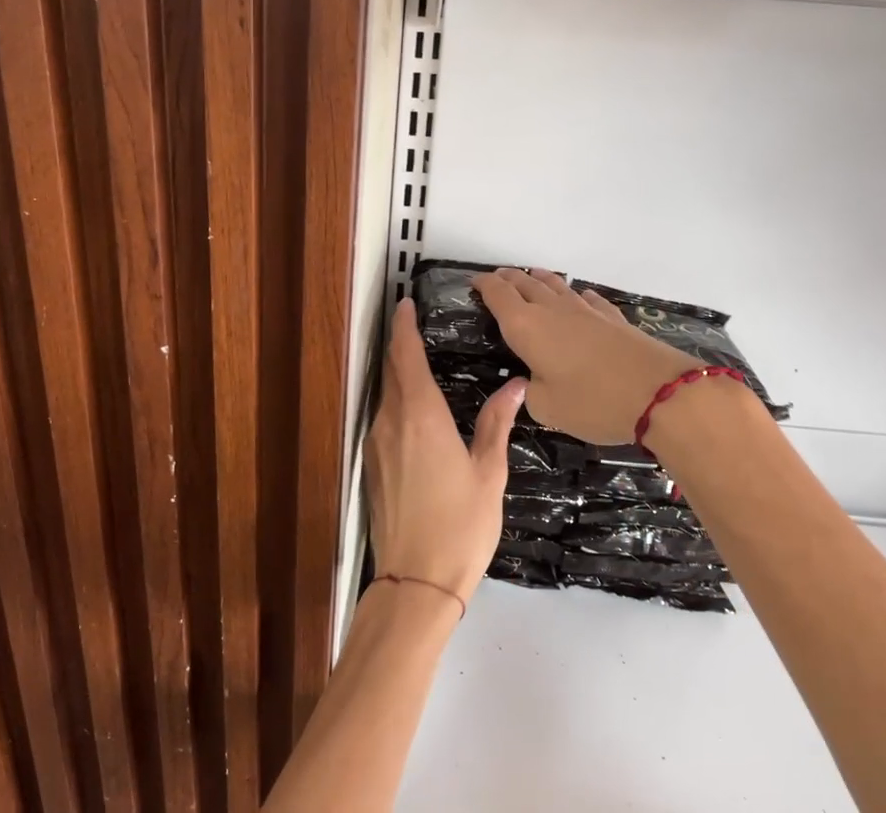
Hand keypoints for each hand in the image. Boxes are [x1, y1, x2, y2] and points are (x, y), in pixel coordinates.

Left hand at [367, 298, 525, 604]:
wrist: (416, 581)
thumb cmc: (460, 526)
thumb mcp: (488, 473)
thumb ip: (496, 424)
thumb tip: (514, 387)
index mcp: (421, 417)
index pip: (405, 357)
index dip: (403, 327)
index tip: (406, 304)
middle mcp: (390, 424)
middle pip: (391, 373)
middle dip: (401, 345)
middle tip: (419, 326)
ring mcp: (376, 446)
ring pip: (385, 397)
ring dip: (398, 376)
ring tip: (422, 364)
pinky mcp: (372, 467)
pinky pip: (383, 420)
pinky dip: (397, 404)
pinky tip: (416, 412)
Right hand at [472, 268, 697, 444]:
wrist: (659, 393)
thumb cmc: (592, 402)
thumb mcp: (546, 408)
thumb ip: (530, 391)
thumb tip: (532, 380)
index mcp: (526, 327)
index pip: (498, 294)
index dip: (484, 285)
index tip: (473, 283)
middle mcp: (552, 310)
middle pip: (525, 283)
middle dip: (508, 279)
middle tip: (497, 279)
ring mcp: (586, 311)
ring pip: (556, 285)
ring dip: (539, 280)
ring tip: (529, 277)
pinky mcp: (613, 318)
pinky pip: (586, 298)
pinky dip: (574, 295)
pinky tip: (579, 297)